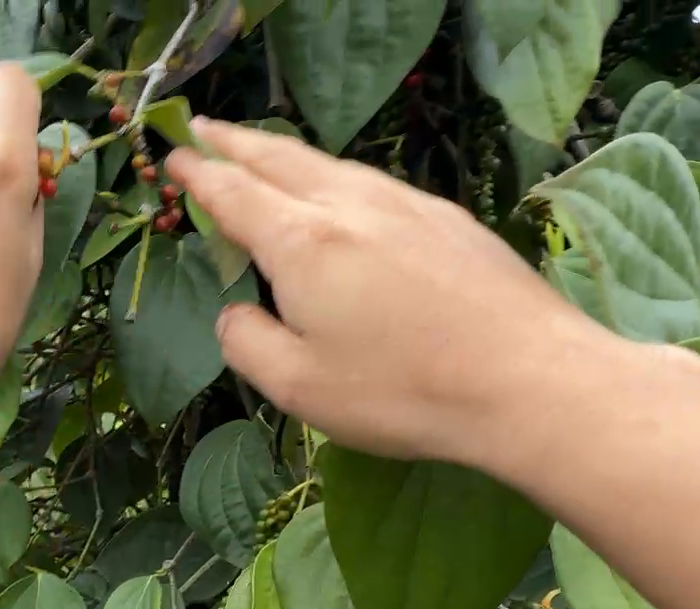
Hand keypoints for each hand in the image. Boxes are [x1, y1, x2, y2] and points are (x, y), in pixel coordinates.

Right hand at [167, 120, 633, 465]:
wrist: (526, 381)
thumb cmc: (398, 390)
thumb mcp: (295, 386)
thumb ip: (245, 343)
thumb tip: (234, 312)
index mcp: (304, 244)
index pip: (235, 193)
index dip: (199, 174)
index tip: (173, 158)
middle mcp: (352, 207)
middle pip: (280, 159)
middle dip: (233, 141)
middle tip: (200, 128)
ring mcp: (406, 205)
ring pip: (329, 164)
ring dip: (283, 154)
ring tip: (259, 153)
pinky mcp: (445, 219)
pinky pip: (370, 183)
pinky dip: (331, 176)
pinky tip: (335, 194)